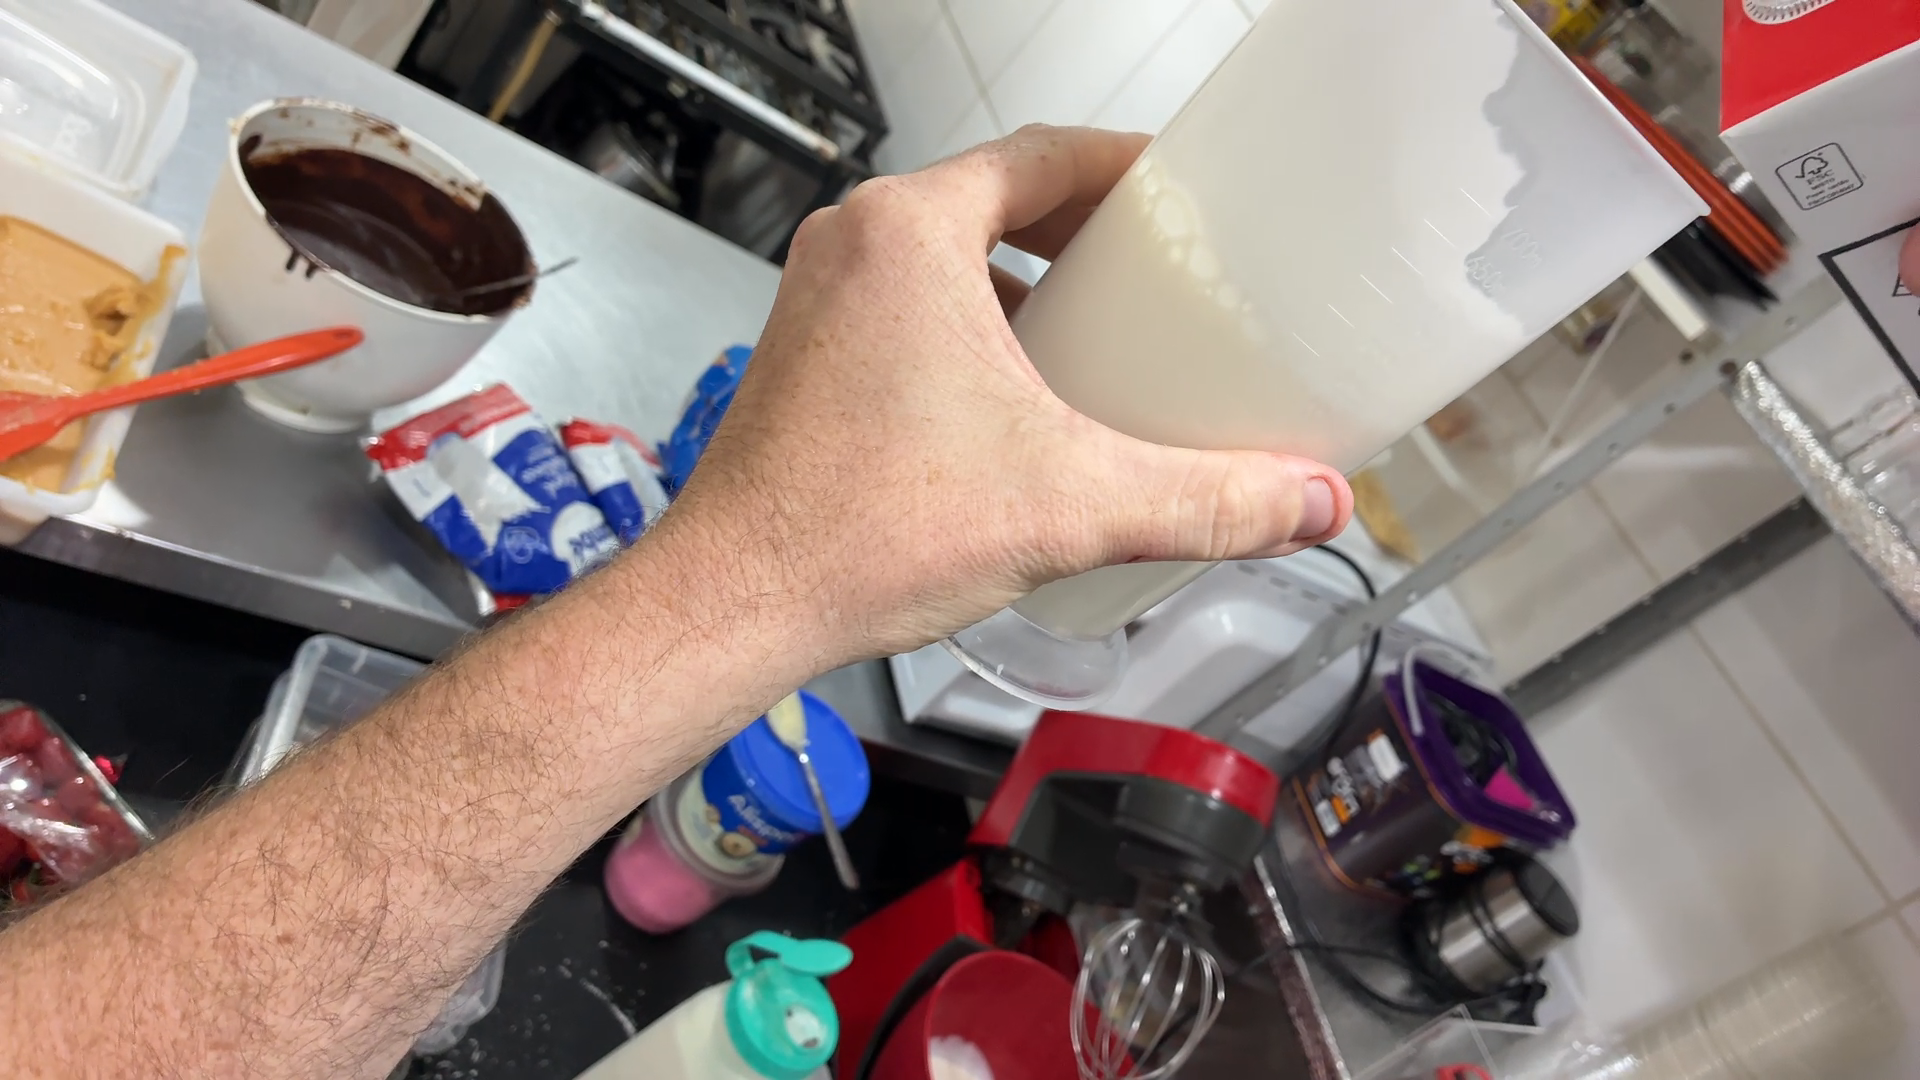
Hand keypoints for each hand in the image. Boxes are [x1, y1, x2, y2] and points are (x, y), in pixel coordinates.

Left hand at [669, 126, 1351, 666]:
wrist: (741, 601)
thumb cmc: (860, 534)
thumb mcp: (1066, 506)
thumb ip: (1203, 501)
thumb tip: (1306, 501)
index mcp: (909, 236)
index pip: (1045, 157)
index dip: (1127, 170)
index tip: (1183, 197)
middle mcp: (855, 252)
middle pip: (999, 207)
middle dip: (1085, 237)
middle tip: (1157, 278)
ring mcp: (826, 307)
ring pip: (954, 268)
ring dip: (1030, 293)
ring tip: (1101, 340)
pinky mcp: (818, 363)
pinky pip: (915, 320)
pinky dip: (977, 339)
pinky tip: (1021, 403)